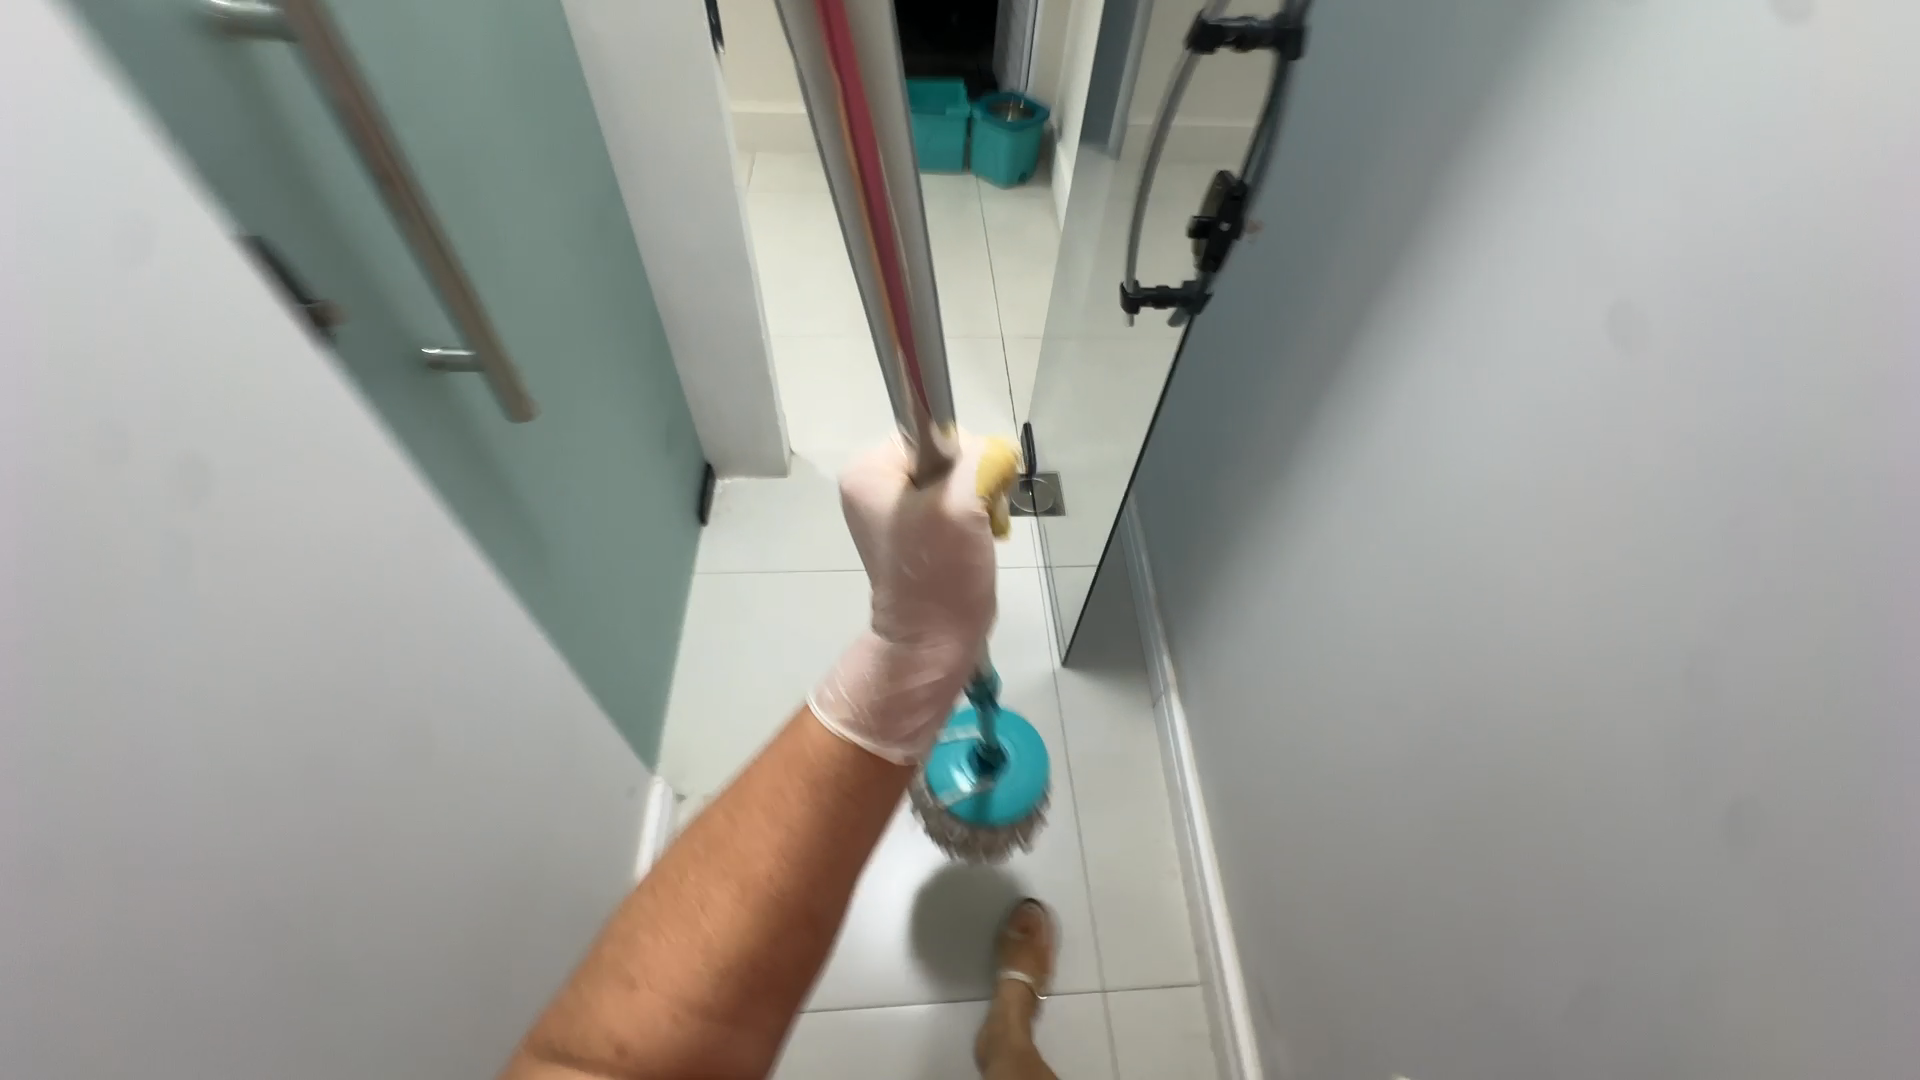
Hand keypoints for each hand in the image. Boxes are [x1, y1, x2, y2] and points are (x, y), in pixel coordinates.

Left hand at [809, 434, 1010, 762]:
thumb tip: (995, 451)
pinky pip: (957, 500)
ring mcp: (896, 508)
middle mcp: (876, 484)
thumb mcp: (961, 504)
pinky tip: (979, 538)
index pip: (931, 432)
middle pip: (946, 454)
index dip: (962, 458)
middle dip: (973, 482)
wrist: (935, 639)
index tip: (969, 495)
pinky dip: (977, 515)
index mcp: (869, 471)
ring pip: (958, 477)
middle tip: (978, 519)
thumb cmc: (940, 574)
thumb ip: (980, 459)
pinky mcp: (918, 529)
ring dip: (980, 500)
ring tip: (980, 532)